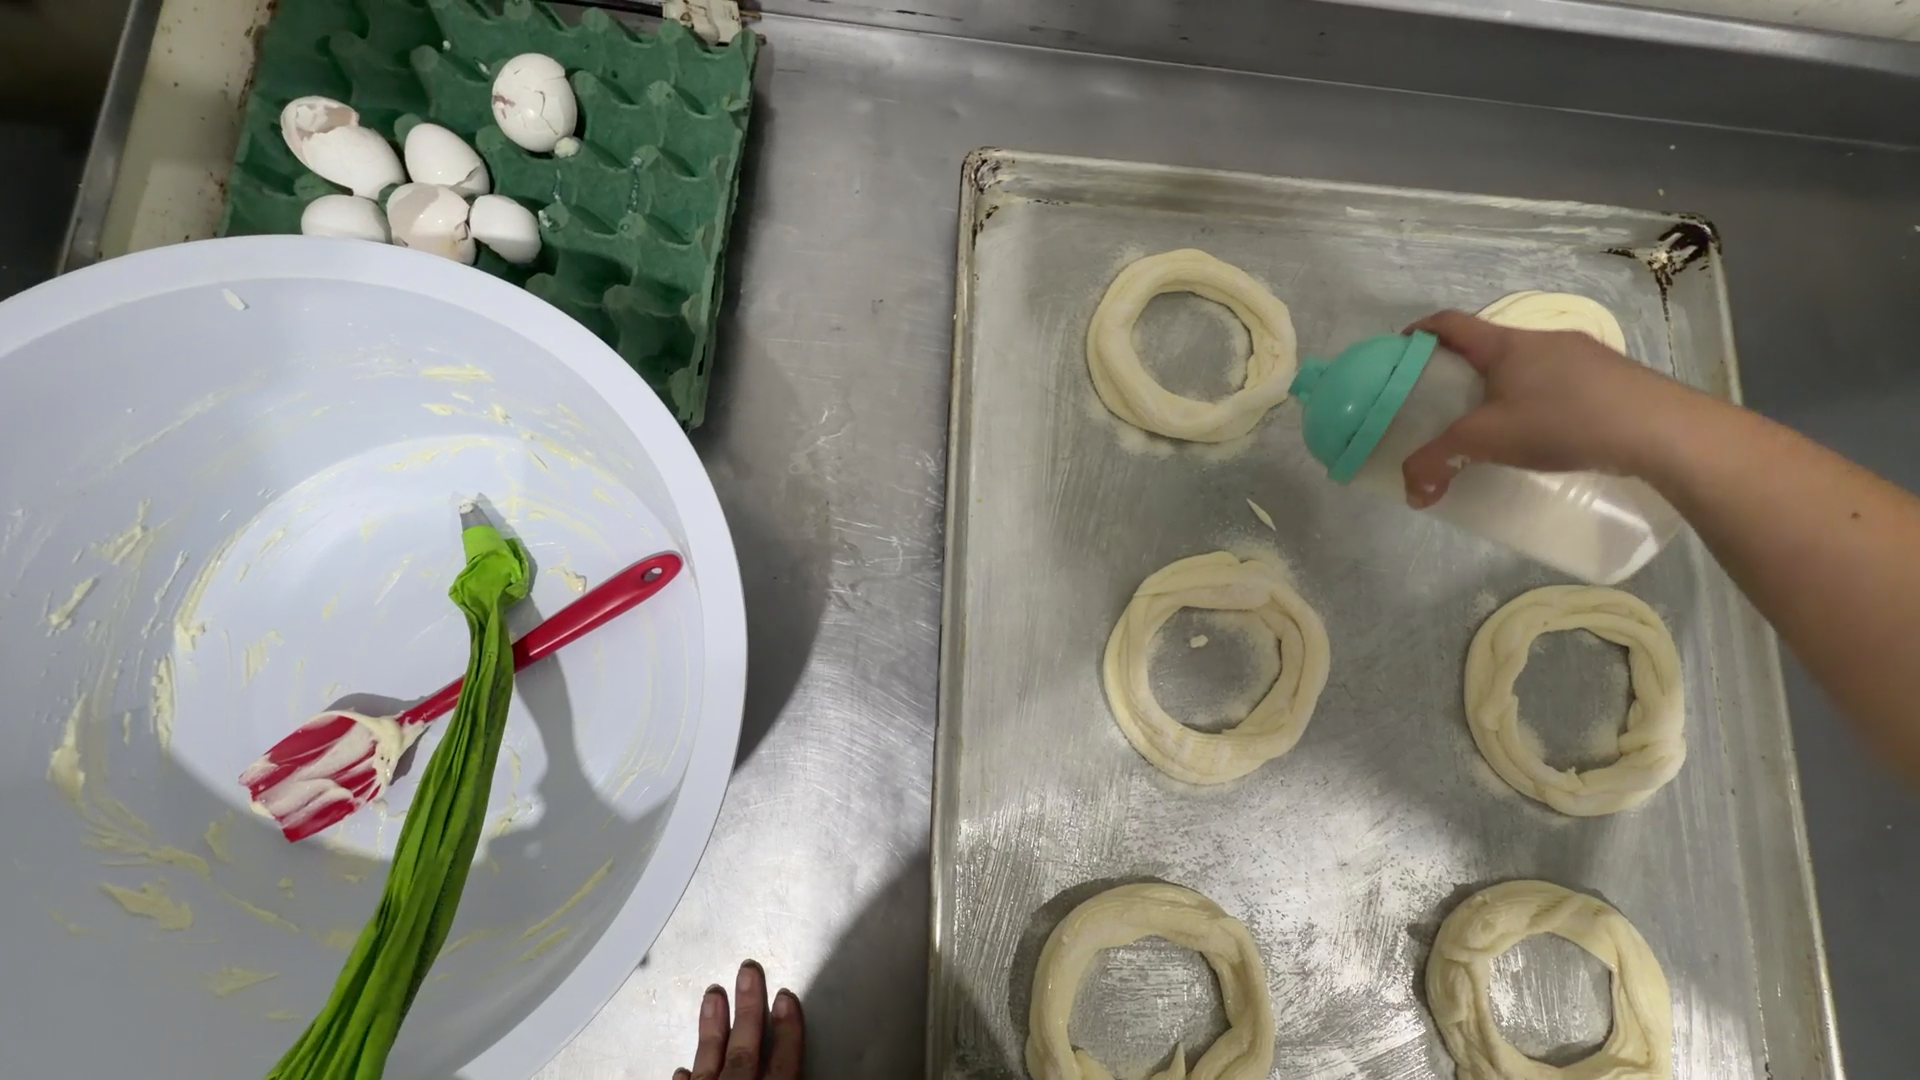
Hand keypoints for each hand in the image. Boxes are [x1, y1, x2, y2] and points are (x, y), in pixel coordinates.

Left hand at [672, 960, 803, 1079]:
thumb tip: (810, 1070)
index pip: (783, 1062)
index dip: (787, 1030)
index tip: (785, 997)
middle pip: (745, 1050)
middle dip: (748, 1008)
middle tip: (747, 971)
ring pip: (709, 1061)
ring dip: (712, 1028)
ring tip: (712, 994)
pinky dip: (687, 1078)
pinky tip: (683, 1068)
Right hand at [1399, 310, 1698, 507]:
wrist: (1663, 431)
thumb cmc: (1562, 421)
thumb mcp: (1485, 442)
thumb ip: (1438, 462)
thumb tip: (1412, 495)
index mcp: (1506, 344)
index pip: (1450, 323)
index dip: (1420, 331)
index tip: (1400, 350)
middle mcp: (1542, 340)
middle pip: (1487, 344)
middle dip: (1458, 367)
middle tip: (1439, 399)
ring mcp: (1582, 356)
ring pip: (1524, 364)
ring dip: (1499, 385)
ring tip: (1488, 420)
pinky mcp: (1610, 378)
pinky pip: (1556, 381)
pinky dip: (1534, 398)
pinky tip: (1538, 430)